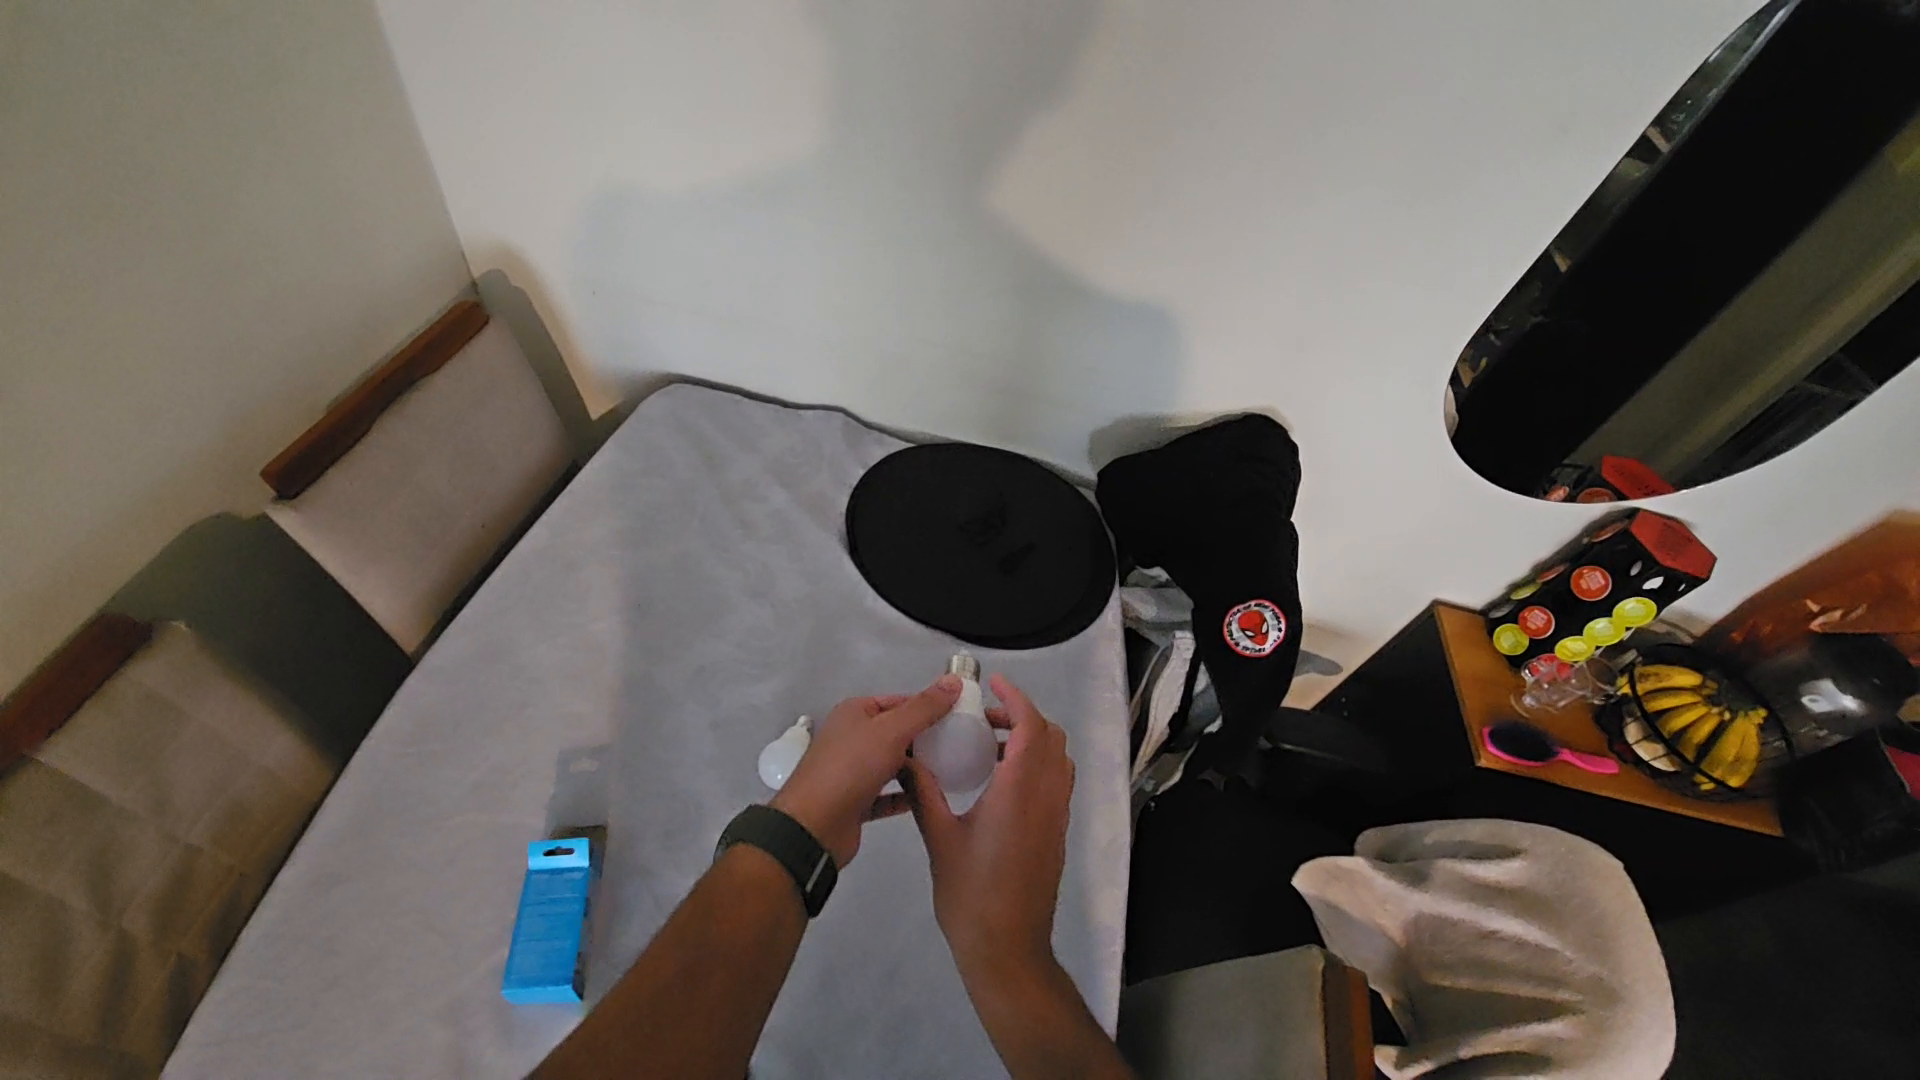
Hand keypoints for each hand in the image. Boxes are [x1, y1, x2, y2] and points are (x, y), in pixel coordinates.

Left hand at [770, 676, 959, 866]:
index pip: (898, 701)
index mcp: (855, 713)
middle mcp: (851, 738)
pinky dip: (906, 795)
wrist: (815, 826)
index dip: (927, 706)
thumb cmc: (851, 768)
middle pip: (896, 732)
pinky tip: (930, 797)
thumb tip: (954, 679)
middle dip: (925, 738)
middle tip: (960, 744)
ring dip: (917, 767)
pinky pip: (887, 794)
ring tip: (951, 769)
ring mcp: (851, 771)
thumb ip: (924, 707)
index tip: (959, 716)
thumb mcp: (892, 730)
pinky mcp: (855, 802)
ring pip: (891, 764)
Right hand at [903, 674, 1072, 976]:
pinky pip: (1057, 783)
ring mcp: (1057, 817)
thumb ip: (924, 792)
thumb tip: (906, 760)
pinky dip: (1037, 765)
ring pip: (1058, 760)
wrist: (1008, 949)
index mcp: (1019, 791)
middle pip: (1051, 737)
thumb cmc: (970, 895)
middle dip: (1023, 716)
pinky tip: (1001, 782)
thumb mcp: (939, 839)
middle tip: (986, 718)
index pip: (1031, 726)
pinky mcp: (1057, 834)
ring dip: (1033, 741)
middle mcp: (1047, 797)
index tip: (994, 684)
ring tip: (991, 746)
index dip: (1016, 698)